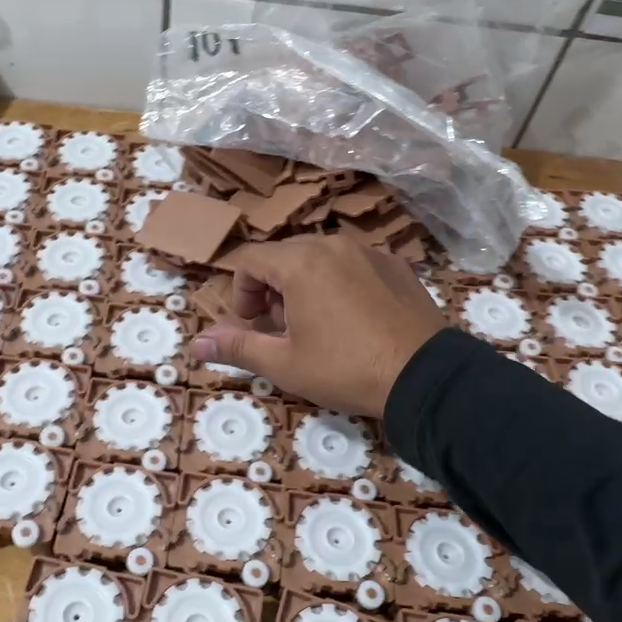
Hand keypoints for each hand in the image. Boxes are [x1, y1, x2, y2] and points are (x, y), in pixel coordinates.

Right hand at [189, 236, 446, 417]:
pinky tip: (353, 322)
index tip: (252, 328)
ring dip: (305, 287)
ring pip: (320, 259)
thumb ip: (238, 347)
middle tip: (282, 332)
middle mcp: (333, 244)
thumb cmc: (345, 369)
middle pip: (284, 257)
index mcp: (300, 261)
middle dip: (272, 291)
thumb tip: (196, 343)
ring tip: (317, 328)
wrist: (425, 377)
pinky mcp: (397, 266)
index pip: (250, 261)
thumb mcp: (284, 364)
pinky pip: (354, 266)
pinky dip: (340, 285)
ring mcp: (370, 252)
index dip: (241, 295)